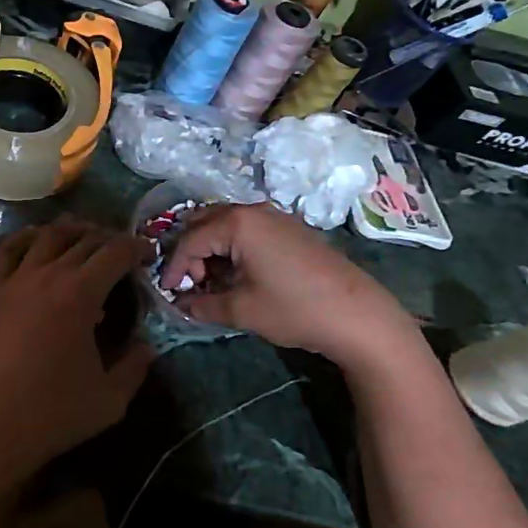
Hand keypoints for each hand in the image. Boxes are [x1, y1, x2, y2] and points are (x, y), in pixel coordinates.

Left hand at [0, 218, 155, 498]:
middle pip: (82, 240)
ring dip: (71, 231)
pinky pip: (7, 251)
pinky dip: (25, 238)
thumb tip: (147, 347)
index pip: (114, 253)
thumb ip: (134, 368)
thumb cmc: (52, 415)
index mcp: (80, 294)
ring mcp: (14, 280)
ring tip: (87, 237)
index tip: (149, 253)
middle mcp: (46, 275)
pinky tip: (36, 241)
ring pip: (46, 236)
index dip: (136, 247)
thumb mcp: (109, 400)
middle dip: (108, 238)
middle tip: (123, 250)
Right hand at [159, 203, 419, 368]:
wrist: (360, 316)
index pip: (190, 239)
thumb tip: (180, 304)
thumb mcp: (241, 310)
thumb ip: (202, 304)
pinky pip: (248, 229)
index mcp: (237, 223)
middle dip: (191, 252)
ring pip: (226, 224)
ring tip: (211, 282)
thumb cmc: (295, 309)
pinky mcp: (291, 229)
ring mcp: (275, 217)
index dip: (174, 266)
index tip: (167, 291)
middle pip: (205, 222)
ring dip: (211, 249)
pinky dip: (232, 247)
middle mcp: (254, 210)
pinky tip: (237, 275)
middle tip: (188, 282)